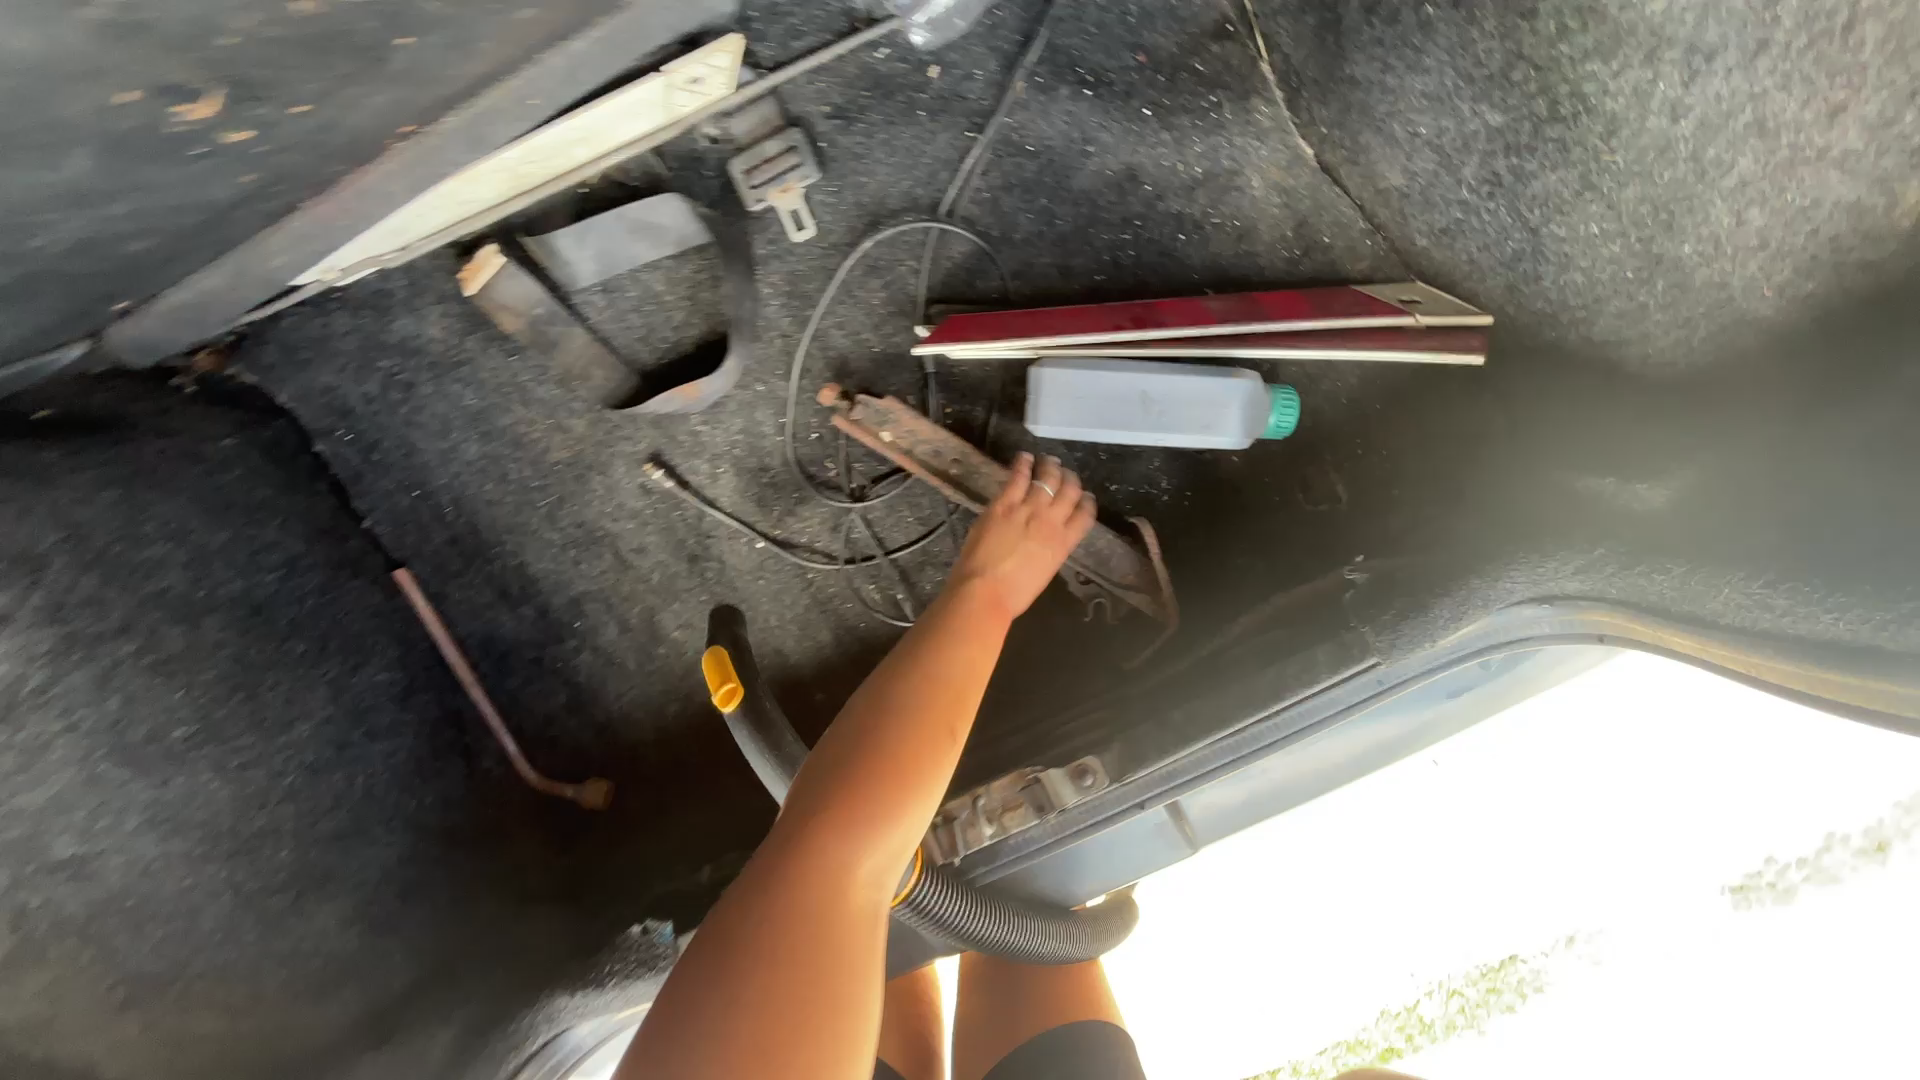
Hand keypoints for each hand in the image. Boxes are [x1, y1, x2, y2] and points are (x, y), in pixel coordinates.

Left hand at [946, 452, 1096, 620]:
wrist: (985, 591)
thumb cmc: (1013, 594)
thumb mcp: (1043, 572)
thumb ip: (1048, 551)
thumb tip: (1044, 541)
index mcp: (1064, 544)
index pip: (1085, 515)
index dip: (1087, 502)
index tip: (1085, 497)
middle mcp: (1052, 521)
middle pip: (1070, 491)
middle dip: (1071, 480)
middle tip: (1066, 473)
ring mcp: (1029, 509)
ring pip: (1048, 479)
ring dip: (1050, 467)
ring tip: (1049, 460)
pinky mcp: (1005, 503)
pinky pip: (1018, 477)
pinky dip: (1023, 464)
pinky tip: (1024, 457)